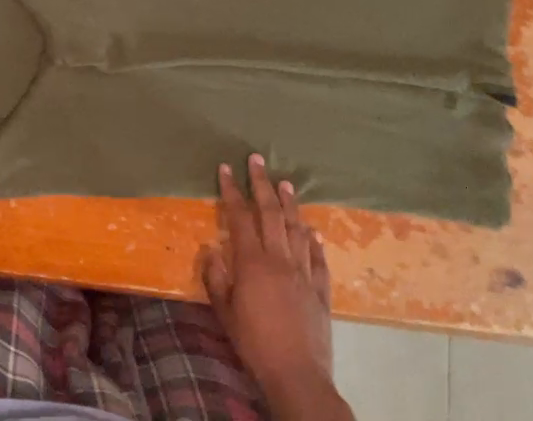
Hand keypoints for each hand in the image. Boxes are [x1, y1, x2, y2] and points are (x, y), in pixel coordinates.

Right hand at [201, 155, 338, 408]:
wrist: (297, 374)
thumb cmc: (253, 342)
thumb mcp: (224, 310)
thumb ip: (216, 277)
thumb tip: (211, 249)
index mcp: (252, 262)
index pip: (239, 216)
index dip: (232, 190)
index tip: (226, 168)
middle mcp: (279, 260)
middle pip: (271, 213)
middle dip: (262, 184)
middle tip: (258, 160)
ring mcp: (304, 274)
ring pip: (297, 230)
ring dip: (290, 205)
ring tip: (286, 183)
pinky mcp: (321, 291)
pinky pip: (317, 259)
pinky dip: (313, 241)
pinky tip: (311, 231)